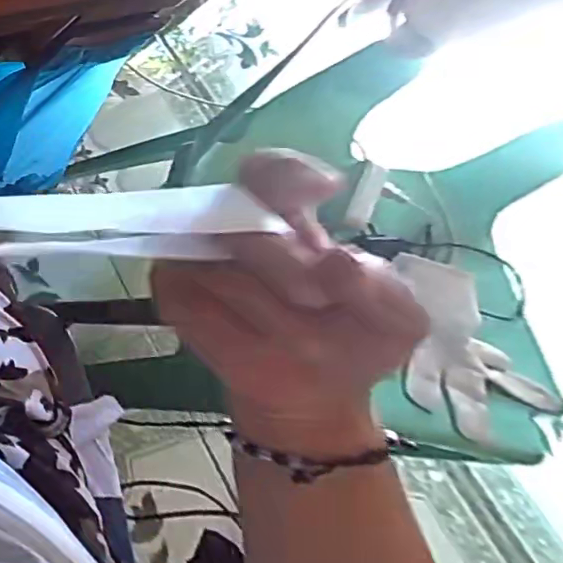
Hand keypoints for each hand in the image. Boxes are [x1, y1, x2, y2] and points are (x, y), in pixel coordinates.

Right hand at [152, 150, 429, 455]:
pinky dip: (226, 331)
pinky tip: (249, 342)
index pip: (270, 172)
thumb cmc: (350, 341)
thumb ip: (382, 291)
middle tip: (314, 302)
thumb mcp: (392, 322)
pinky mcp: (169, 288)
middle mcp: (232, 226)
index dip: (285, 172)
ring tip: (292, 338)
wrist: (305, 390)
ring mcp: (193, 255)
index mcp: (285, 217)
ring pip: (223, 274)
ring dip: (266, 314)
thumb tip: (339, 261)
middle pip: (246, 228)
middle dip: (286, 268)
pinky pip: (193, 303)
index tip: (322, 191)